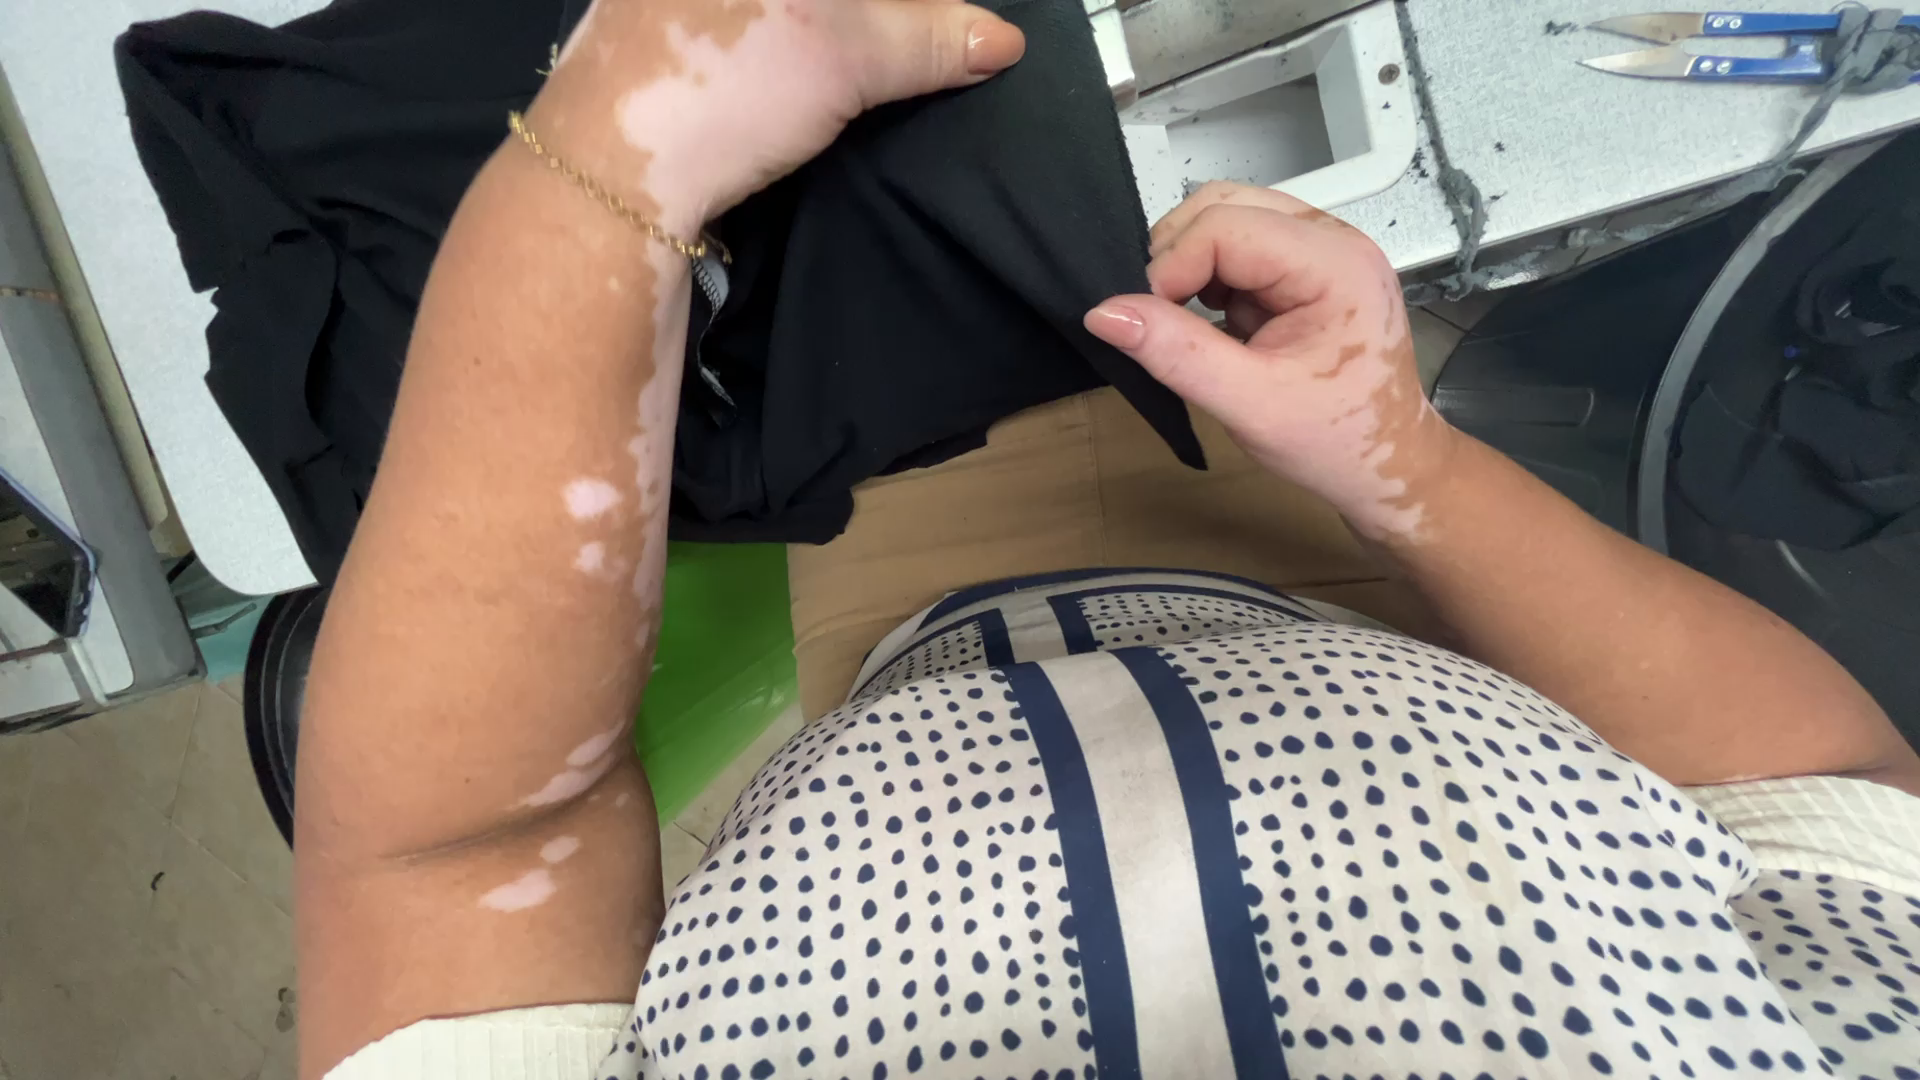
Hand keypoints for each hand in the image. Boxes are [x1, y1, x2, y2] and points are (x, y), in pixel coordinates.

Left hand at [525, 0, 1024, 232]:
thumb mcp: (843, 58)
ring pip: (792, 11)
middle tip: (925, 42)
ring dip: (849, 31)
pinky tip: (810, 79)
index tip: (940, 30)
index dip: (909, 7)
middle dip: (879, 17)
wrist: (617, 174)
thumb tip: (1003, 43)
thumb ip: (924, 39)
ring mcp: (688, 2)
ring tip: (888, 55)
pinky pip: (763, 28)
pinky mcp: (672, 33)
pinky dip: (805, 45)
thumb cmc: (726, 85)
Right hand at [1083, 183, 1457, 541]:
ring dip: (1190, 269)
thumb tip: (1103, 314)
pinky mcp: (1301, 271)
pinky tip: (1217, 326)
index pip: (1225, 226)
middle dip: (1175, 257)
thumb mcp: (1246, 403)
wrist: (1382, 465)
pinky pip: (1235, 251)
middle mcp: (1330, 240)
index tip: (1150, 327)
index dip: (1171, 268)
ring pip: (1225, 221)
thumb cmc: (1330, 440)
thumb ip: (1175, 354)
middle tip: (1161, 321)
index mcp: (1333, 265)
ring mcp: (1317, 251)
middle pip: (1224, 205)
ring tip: (1192, 328)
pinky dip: (1206, 282)